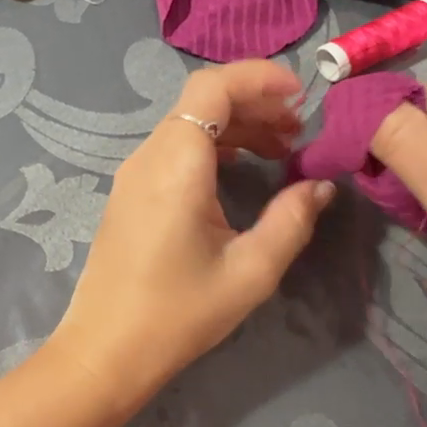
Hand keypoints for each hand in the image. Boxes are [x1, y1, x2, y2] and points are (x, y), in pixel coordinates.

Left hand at [52, 61, 335, 393]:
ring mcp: (133, 175)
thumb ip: (291, 219)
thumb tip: (320, 185)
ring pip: (186, 124)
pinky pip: (173, 150)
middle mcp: (148, 158)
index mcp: (176, 165)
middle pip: (200, 101)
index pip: (212, 87)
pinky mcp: (129, 194)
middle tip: (299, 131)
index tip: (302, 96)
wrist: (106, 348)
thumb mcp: (250, 271)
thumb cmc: (179, 313)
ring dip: (235, 126)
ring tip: (281, 150)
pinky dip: (211, 147)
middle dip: (255, 103)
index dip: (259, 78)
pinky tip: (241, 169)